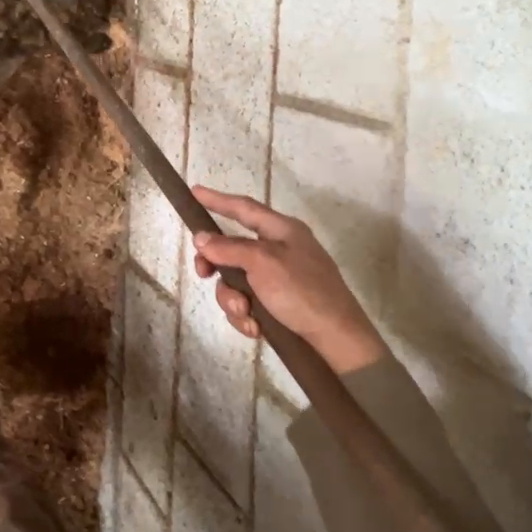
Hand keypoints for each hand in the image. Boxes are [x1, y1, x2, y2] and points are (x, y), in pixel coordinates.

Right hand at [189, 187, 385, 374]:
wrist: (337, 339)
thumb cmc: (303, 292)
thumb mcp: (263, 263)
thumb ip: (229, 248)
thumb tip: (200, 237)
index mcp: (282, 231)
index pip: (243, 208)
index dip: (217, 199)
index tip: (194, 192)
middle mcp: (279, 250)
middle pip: (231, 248)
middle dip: (216, 264)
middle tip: (203, 274)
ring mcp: (278, 278)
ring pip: (235, 280)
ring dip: (232, 299)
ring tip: (245, 313)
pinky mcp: (277, 304)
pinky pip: (247, 302)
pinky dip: (246, 315)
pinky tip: (255, 327)